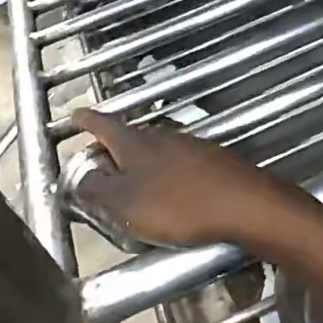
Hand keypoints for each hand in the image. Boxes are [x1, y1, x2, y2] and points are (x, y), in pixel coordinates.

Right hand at [69, 108, 307, 246]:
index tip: (74, 116)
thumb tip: (79, 178)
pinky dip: (166, 176)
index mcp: (133, 141)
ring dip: (140, 165)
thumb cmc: (178, 205)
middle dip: (111, 150)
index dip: (84, 120)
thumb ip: (94, 190)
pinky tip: (171, 197)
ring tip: (134, 187)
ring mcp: (189, 146)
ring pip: (154, 151)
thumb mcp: (124, 204)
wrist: (249, 207)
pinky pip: (178, 164)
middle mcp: (160, 135)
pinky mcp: (213, 162)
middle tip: (99, 167)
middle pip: (127, 137)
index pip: (100, 123)